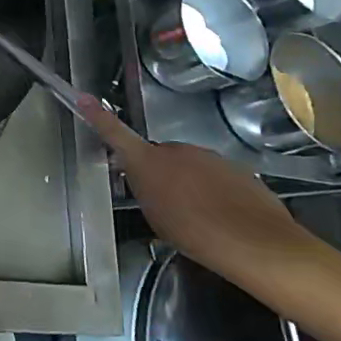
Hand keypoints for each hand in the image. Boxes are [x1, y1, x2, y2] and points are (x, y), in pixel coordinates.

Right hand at [77, 95, 313, 280]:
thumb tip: (149, 183)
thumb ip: (147, 191)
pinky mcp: (236, 167)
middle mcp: (177, 150)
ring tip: (199, 216)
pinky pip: (216, 176)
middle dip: (162, 173)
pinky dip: (215, 191)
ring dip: (190, 184)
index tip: (84, 97)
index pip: (116, 134)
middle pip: (161, 156)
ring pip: (190, 166)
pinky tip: (222, 216)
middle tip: (167, 204)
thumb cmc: (193, 234)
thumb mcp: (156, 217)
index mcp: (148, 163)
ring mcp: (209, 156)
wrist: (256, 242)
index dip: (98, 116)